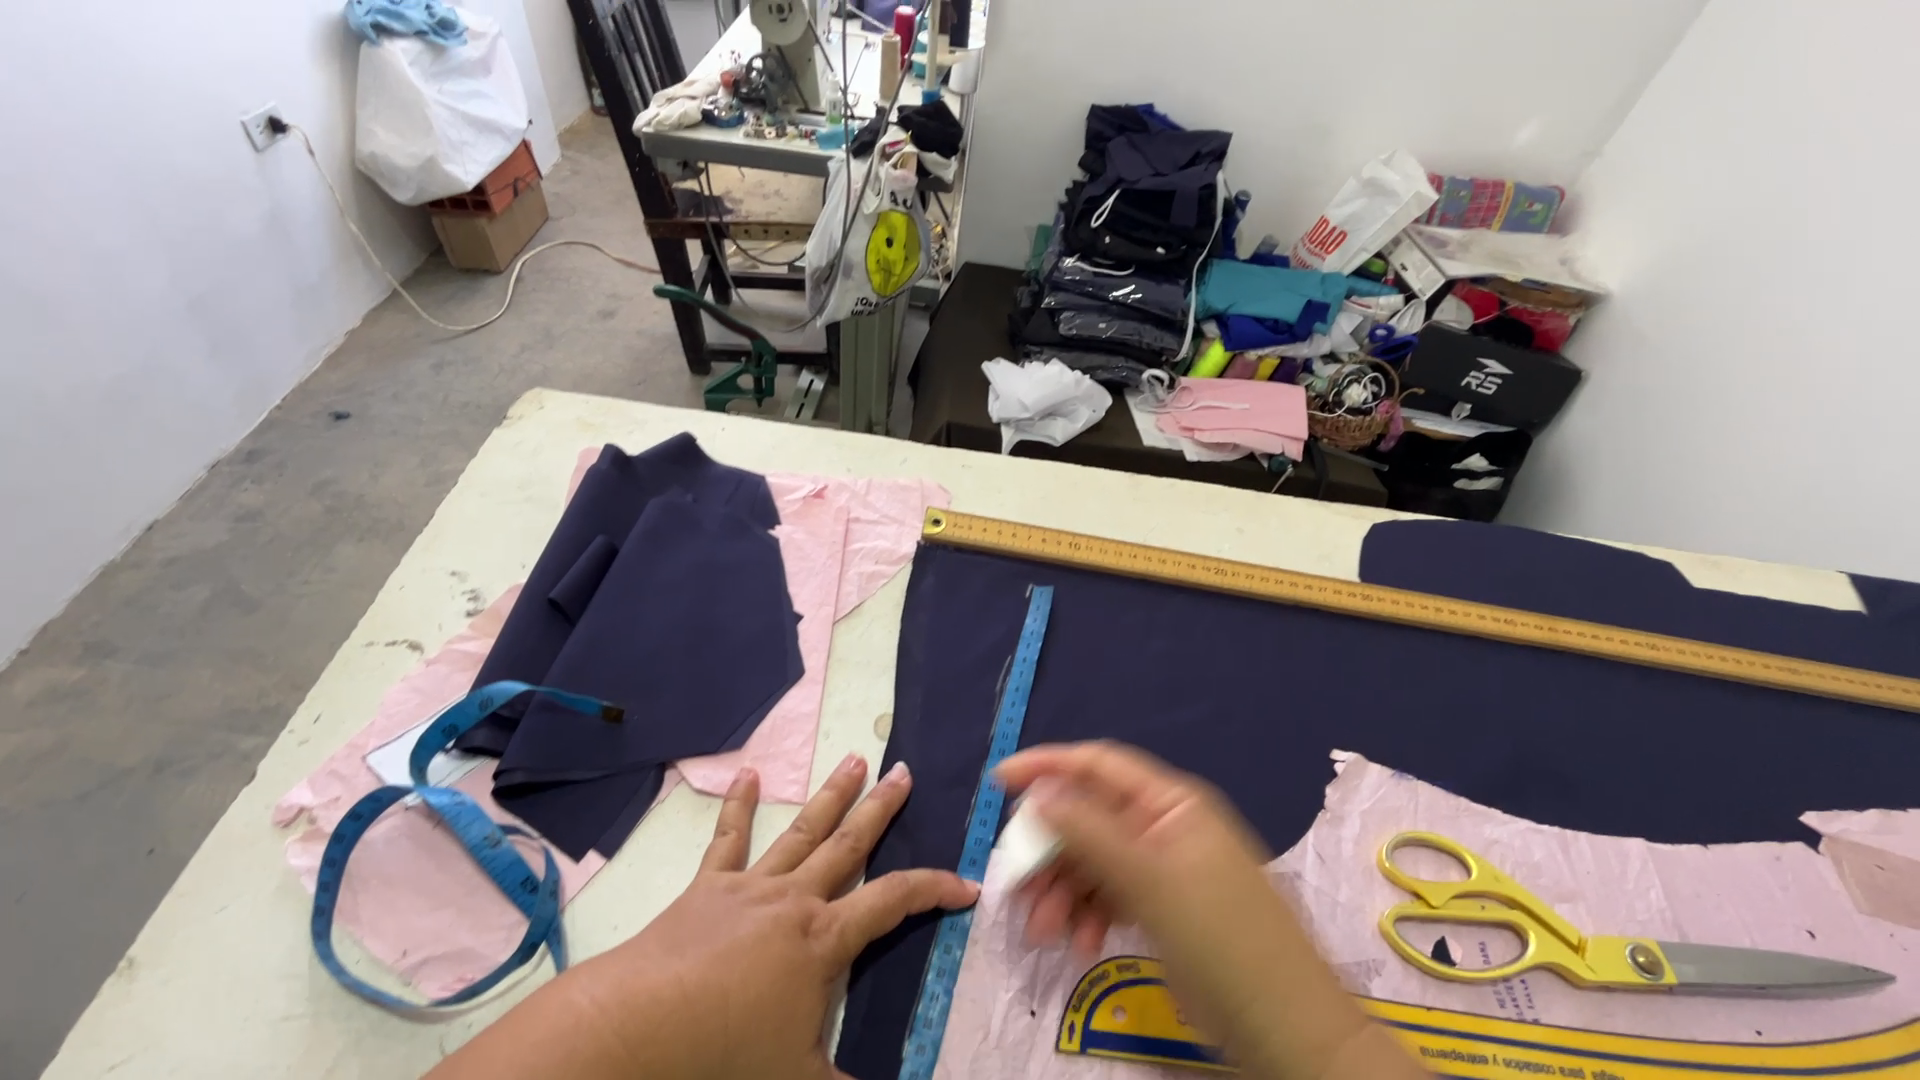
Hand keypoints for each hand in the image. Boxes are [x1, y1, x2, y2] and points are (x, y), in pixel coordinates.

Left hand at [431, 754, 976, 1079]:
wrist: (643, 1027)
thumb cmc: (727, 1052)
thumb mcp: (799, 1078)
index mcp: (824, 939)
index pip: (894, 902)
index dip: (934, 889)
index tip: (965, 883)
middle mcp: (794, 900)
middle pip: (849, 845)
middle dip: (881, 809)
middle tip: (903, 772)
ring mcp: (751, 887)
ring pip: (803, 831)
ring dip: (830, 795)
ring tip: (854, 760)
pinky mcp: (708, 887)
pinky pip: (729, 840)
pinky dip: (740, 807)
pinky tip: (748, 776)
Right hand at [995, 742, 1427, 1079]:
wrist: (1285, 1025)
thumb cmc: (1220, 939)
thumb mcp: (1148, 880)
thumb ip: (1089, 830)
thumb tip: (1039, 790)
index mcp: (1171, 803)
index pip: (1099, 765)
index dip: (1047, 767)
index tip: (998, 782)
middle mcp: (1165, 826)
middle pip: (1090, 819)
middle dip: (1050, 852)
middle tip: (1015, 886)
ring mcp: (1165, 869)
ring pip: (1094, 862)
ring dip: (1063, 892)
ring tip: (1042, 933)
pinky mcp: (1163, 908)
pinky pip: (1111, 896)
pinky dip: (1089, 915)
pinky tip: (1080, 944)